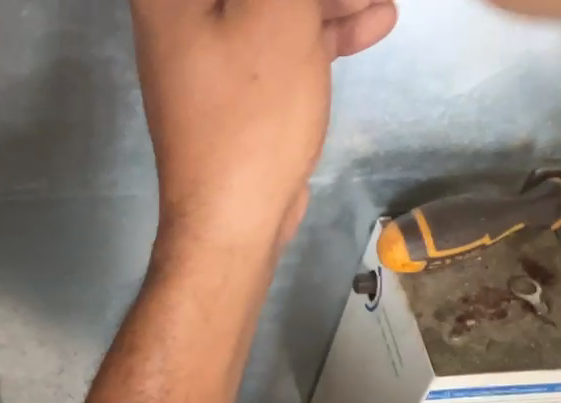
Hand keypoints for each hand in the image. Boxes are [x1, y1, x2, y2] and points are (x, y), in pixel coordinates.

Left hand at [130, 0, 396, 251]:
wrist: (232, 222)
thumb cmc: (250, 113)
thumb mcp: (277, 11)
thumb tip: (293, 1)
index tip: (303, 6)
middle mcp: (180, 13)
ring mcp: (208, 54)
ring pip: (276, 4)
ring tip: (380, 0)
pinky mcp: (235, 89)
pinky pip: (281, 41)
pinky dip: (324, 31)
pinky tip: (375, 21)